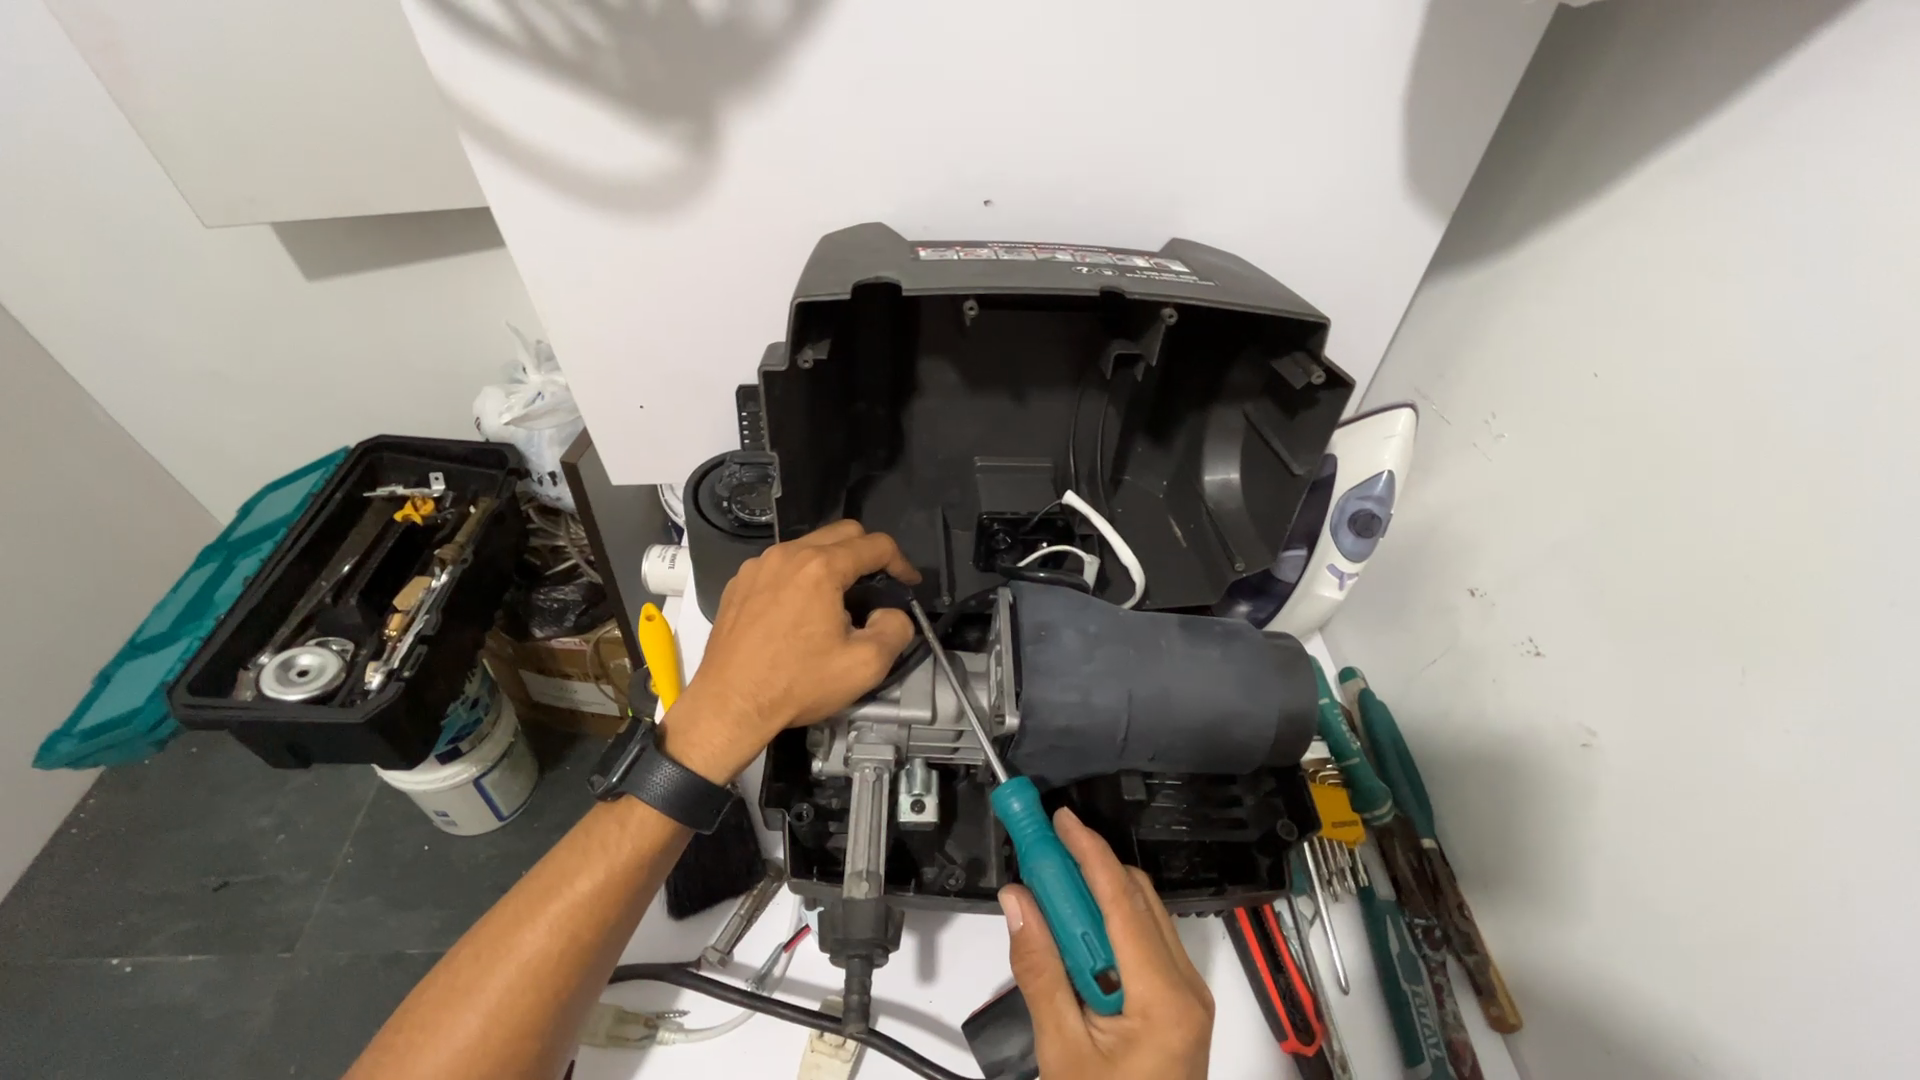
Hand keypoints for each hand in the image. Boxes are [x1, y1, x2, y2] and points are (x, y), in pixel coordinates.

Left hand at [665, 521, 920, 780]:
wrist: (730, 705)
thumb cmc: (798, 683)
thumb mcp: (866, 664)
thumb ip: (895, 628)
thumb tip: (889, 613)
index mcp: (821, 567)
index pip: (875, 545)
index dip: (901, 562)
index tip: (908, 584)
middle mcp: (787, 555)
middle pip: (841, 533)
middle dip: (868, 553)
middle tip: (879, 586)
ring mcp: (757, 567)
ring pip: (807, 547)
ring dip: (832, 563)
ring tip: (839, 601)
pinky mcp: (738, 584)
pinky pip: (779, 566)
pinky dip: (799, 577)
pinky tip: (801, 612)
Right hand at [999, 808, 1214, 1079]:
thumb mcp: (1062, 1050)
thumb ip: (1039, 970)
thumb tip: (1017, 902)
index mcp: (1164, 995)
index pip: (1120, 899)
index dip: (1086, 850)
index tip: (1057, 819)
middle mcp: (1186, 985)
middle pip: (1135, 897)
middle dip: (1086, 866)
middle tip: (1041, 848)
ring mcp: (1187, 995)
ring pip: (1142, 915)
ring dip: (1095, 893)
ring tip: (1049, 885)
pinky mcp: (1178, 1005)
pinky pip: (1145, 941)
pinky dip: (1107, 922)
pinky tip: (1073, 930)